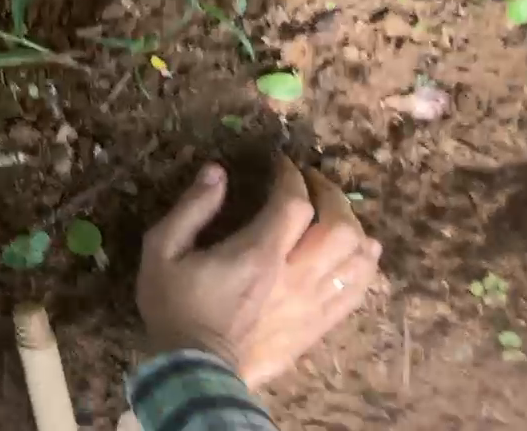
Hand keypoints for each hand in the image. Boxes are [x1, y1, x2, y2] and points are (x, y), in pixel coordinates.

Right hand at [136, 155, 381, 386]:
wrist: (197, 366)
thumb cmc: (174, 302)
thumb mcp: (163, 247)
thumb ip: (192, 208)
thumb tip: (216, 171)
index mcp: (258, 253)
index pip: (294, 203)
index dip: (291, 176)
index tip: (279, 161)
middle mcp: (297, 275)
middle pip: (341, 227)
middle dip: (331, 195)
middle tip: (311, 180)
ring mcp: (315, 303)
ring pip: (360, 260)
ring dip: (354, 227)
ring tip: (335, 212)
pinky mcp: (322, 324)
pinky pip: (359, 291)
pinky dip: (364, 265)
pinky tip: (355, 253)